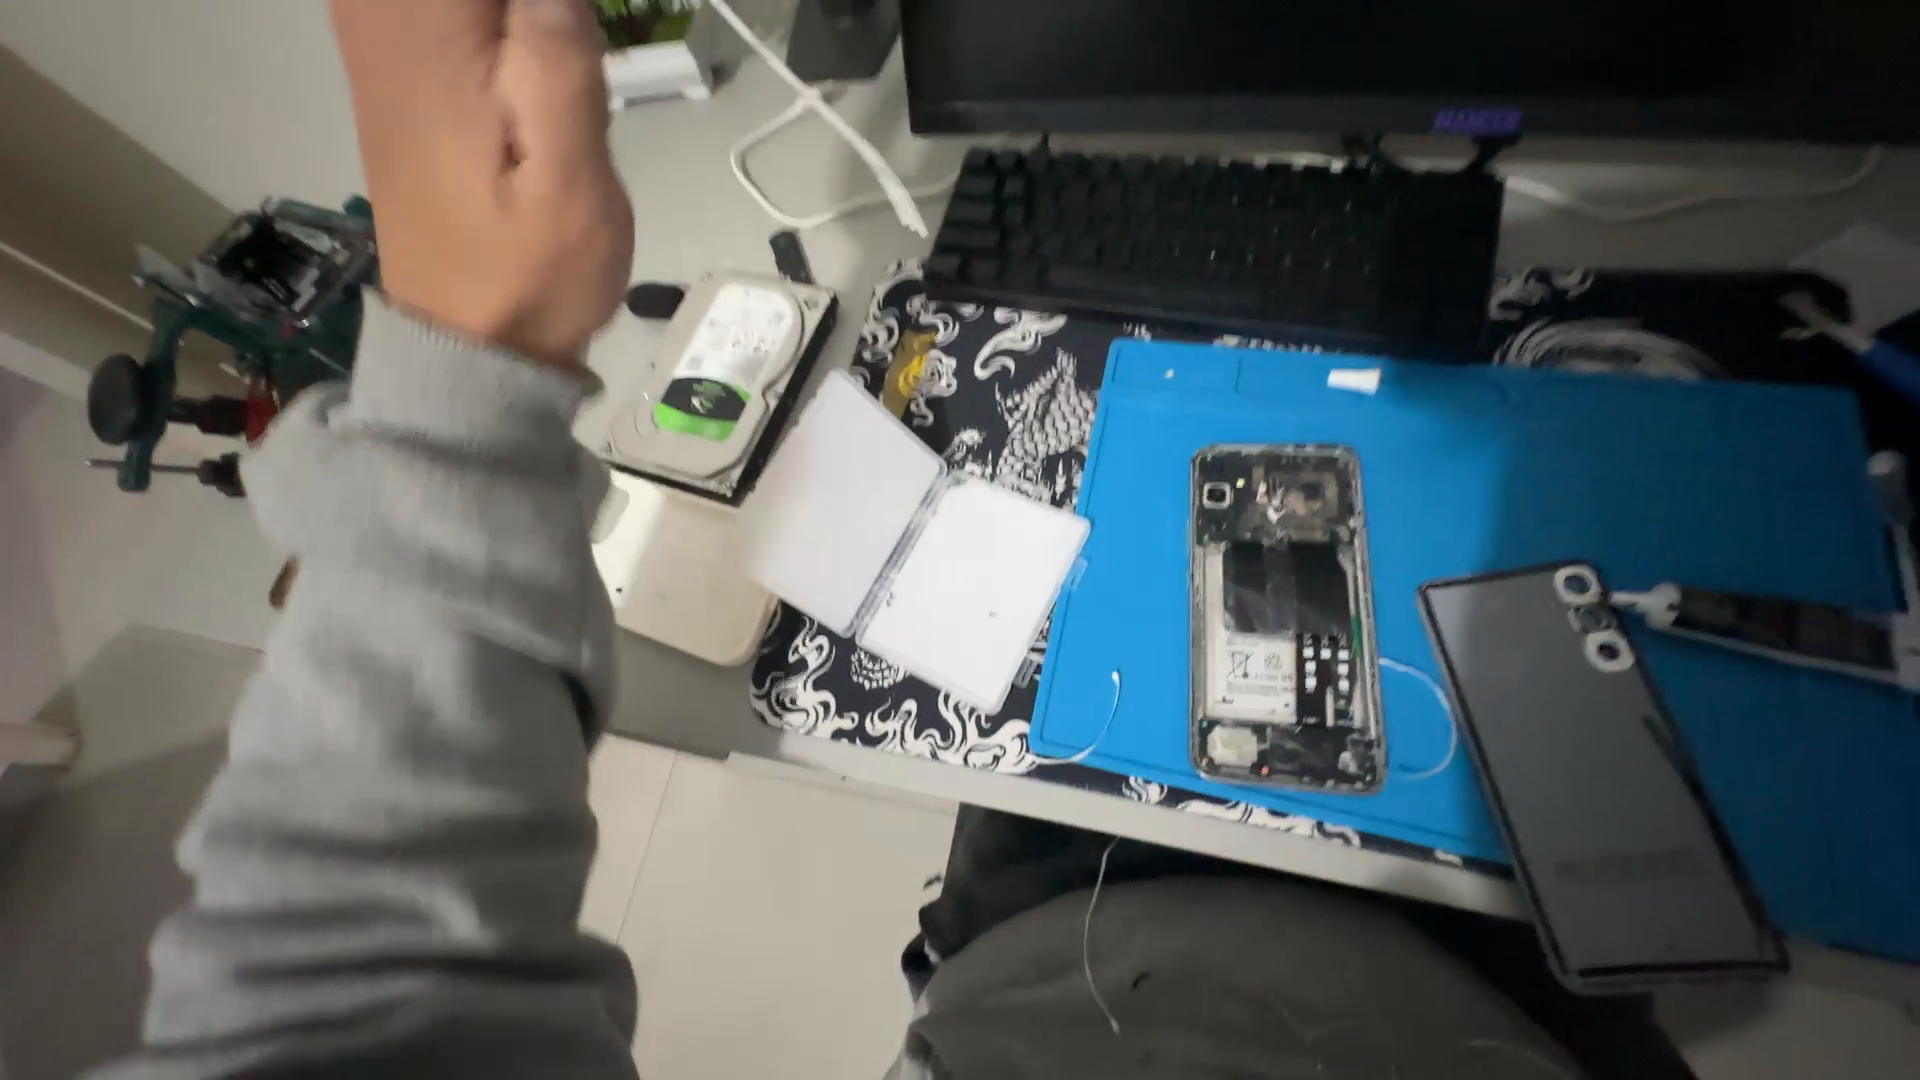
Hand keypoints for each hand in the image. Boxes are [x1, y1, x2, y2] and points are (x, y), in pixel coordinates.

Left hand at [330, 0, 633, 367]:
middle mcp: (380, 9)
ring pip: (465, 5)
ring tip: (562, 76)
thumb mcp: (571, 186)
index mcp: (423, 27)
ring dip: (524, 27)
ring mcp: (378, 33)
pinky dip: (500, 33)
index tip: (579, 47)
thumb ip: (561, 70)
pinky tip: (531, 67)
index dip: (550, 13)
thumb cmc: (530, 272)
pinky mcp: (395, 63)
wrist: (475, 340)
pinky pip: (448, 13)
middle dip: (542, 19)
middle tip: (573, 69)